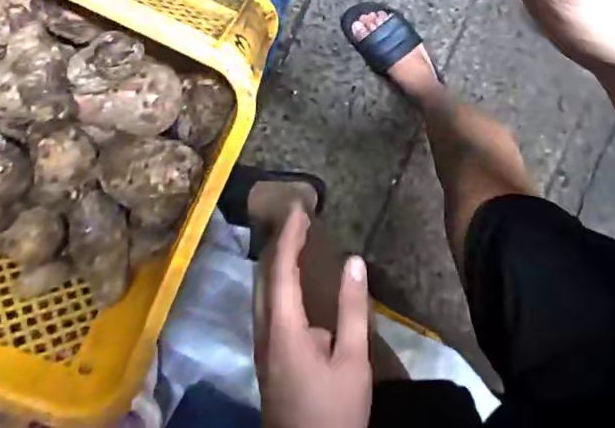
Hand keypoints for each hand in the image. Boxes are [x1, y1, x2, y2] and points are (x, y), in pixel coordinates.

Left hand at [254, 207, 371, 427]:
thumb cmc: (334, 412)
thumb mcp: (352, 362)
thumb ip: (352, 309)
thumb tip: (354, 260)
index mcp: (283, 328)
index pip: (281, 268)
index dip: (290, 234)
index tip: (301, 207)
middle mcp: (264, 331)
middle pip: (264, 274)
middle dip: (279, 240)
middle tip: (299, 215)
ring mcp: (261, 346)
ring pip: (261, 289)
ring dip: (276, 259)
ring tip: (295, 237)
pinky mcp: (266, 357)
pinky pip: (266, 303)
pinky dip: (277, 279)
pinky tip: (292, 279)